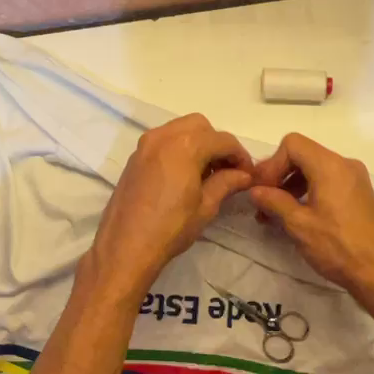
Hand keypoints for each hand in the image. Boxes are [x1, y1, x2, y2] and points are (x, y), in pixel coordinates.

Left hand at [90, 114, 254, 288]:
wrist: (125, 246)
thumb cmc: (171, 228)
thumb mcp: (206, 206)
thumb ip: (226, 183)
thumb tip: (244, 175)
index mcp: (185, 145)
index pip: (223, 140)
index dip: (240, 156)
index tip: (247, 175)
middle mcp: (164, 136)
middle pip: (200, 127)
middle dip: (218, 144)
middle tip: (227, 171)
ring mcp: (145, 144)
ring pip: (180, 130)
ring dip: (198, 144)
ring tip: (206, 174)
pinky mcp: (135, 157)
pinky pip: (164, 141)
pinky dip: (179, 149)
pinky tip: (185, 176)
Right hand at [249, 133, 373, 300]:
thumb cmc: (337, 247)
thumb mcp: (299, 225)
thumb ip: (274, 201)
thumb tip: (255, 190)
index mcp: (330, 166)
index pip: (292, 144)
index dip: (272, 164)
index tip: (262, 190)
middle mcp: (345, 164)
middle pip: (303, 155)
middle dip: (279, 175)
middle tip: (263, 202)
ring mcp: (355, 178)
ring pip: (315, 169)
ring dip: (292, 186)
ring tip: (275, 214)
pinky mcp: (359, 193)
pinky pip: (328, 181)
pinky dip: (309, 191)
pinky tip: (297, 215)